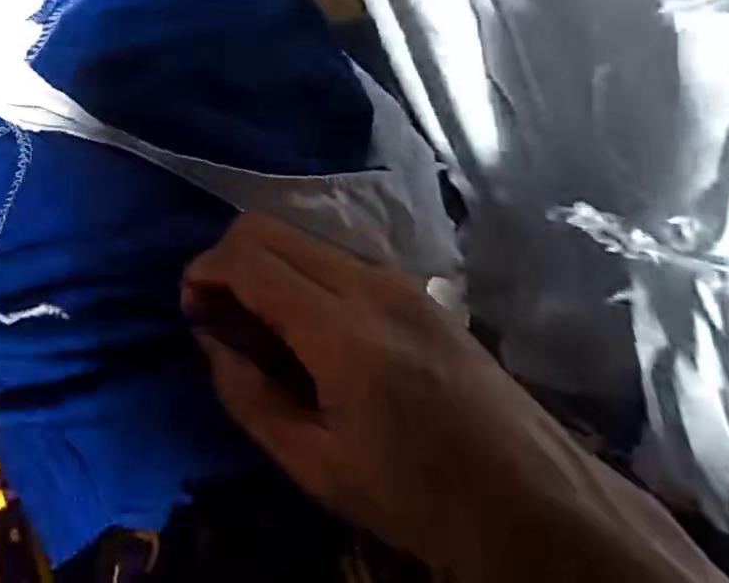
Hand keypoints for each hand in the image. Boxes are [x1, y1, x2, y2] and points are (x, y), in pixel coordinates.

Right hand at [183, 212, 723, 582]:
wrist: (538, 501)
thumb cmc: (420, 495)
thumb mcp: (317, 466)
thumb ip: (248, 396)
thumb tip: (209, 339)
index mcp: (341, 331)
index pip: (250, 258)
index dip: (205, 269)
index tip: (190, 304)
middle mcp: (368, 283)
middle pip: (269, 228)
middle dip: (226, 257)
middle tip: (216, 311)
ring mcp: (396, 279)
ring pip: (301, 237)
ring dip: (263, 264)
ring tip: (258, 324)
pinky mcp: (413, 287)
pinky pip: (334, 257)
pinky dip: (298, 273)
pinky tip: (305, 326)